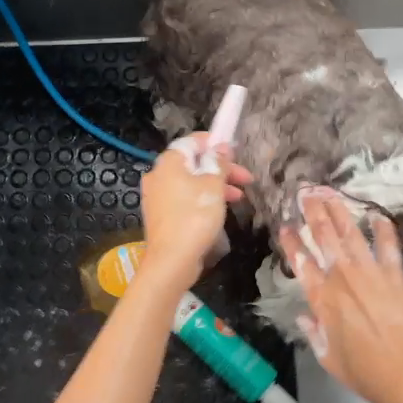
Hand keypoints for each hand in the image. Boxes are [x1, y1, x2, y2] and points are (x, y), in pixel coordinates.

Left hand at [139, 133, 252, 281]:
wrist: (171, 260)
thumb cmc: (194, 217)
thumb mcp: (213, 186)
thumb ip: (218, 163)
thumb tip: (220, 147)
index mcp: (168, 162)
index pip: (192, 141)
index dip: (215, 143)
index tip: (236, 152)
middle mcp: (158, 175)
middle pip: (193, 163)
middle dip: (220, 168)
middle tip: (245, 178)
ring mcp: (157, 196)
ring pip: (190, 182)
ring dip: (215, 185)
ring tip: (238, 197)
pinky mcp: (161, 215)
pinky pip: (184, 198)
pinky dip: (202, 198)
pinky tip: (219, 209)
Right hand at [279, 192, 402, 402]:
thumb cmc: (363, 372)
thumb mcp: (326, 357)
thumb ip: (313, 333)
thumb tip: (305, 316)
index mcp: (321, 298)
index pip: (301, 261)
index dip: (291, 242)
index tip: (285, 226)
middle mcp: (342, 279)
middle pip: (323, 238)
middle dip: (313, 213)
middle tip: (306, 194)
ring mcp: (371, 274)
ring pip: (351, 235)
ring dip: (339, 211)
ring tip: (331, 193)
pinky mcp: (396, 276)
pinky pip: (388, 246)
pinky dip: (383, 230)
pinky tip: (378, 215)